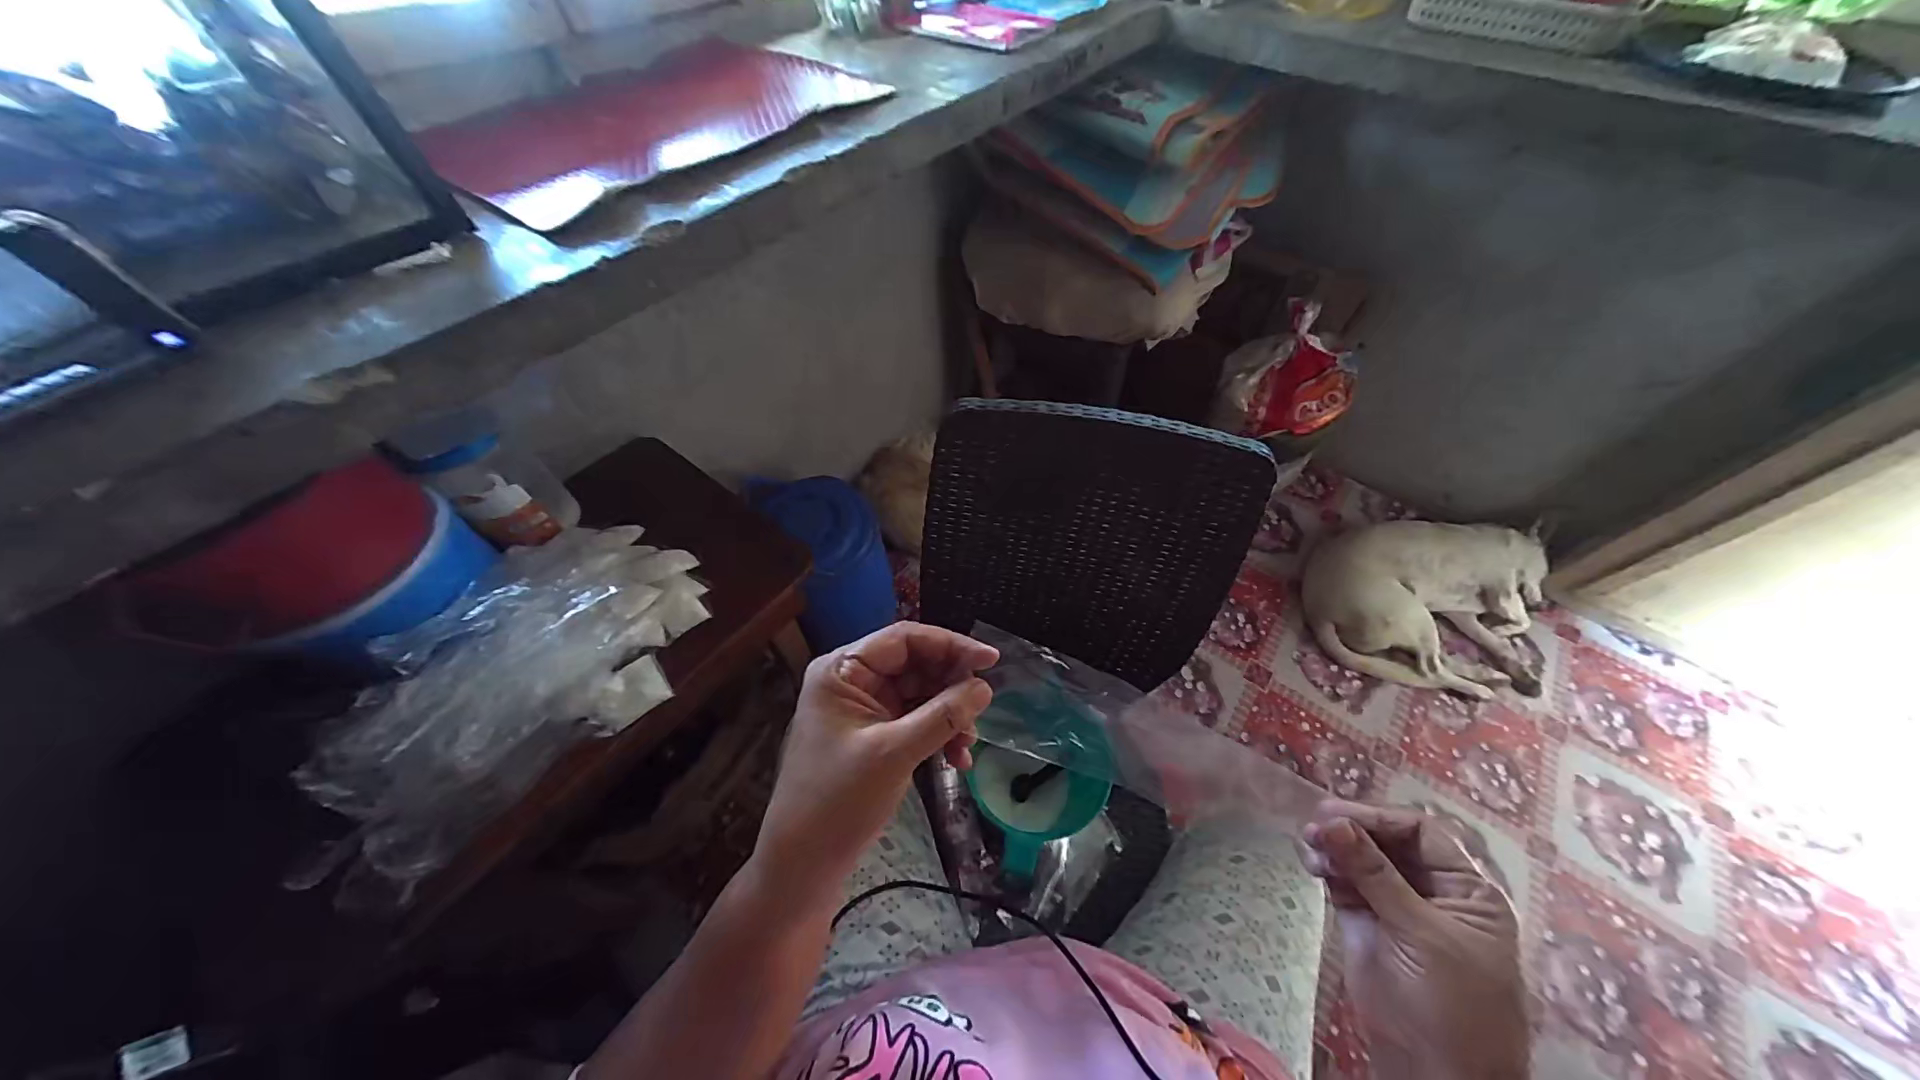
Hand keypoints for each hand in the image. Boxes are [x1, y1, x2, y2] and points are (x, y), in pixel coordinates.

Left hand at [750, 622, 997, 908]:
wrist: (802, 864)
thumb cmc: (838, 801)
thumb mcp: (894, 753)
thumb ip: (942, 716)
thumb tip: (984, 687)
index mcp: (843, 670)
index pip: (904, 639)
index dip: (951, 645)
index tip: (991, 660)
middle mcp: (852, 680)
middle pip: (915, 664)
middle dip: (951, 686)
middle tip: (981, 709)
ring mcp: (863, 709)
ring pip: (920, 693)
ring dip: (949, 715)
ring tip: (968, 744)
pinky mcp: (873, 736)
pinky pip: (916, 720)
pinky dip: (939, 734)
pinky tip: (957, 759)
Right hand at [1303, 799, 1529, 1079]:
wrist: (1434, 1074)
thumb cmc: (1450, 1004)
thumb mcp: (1419, 933)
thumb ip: (1374, 874)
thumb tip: (1330, 821)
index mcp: (1465, 890)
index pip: (1420, 832)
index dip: (1379, 818)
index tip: (1335, 815)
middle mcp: (1430, 889)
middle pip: (1385, 840)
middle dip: (1349, 830)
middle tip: (1312, 828)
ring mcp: (1394, 904)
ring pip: (1359, 857)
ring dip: (1332, 847)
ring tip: (1308, 848)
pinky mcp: (1364, 920)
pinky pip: (1343, 880)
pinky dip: (1326, 867)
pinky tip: (1312, 865)